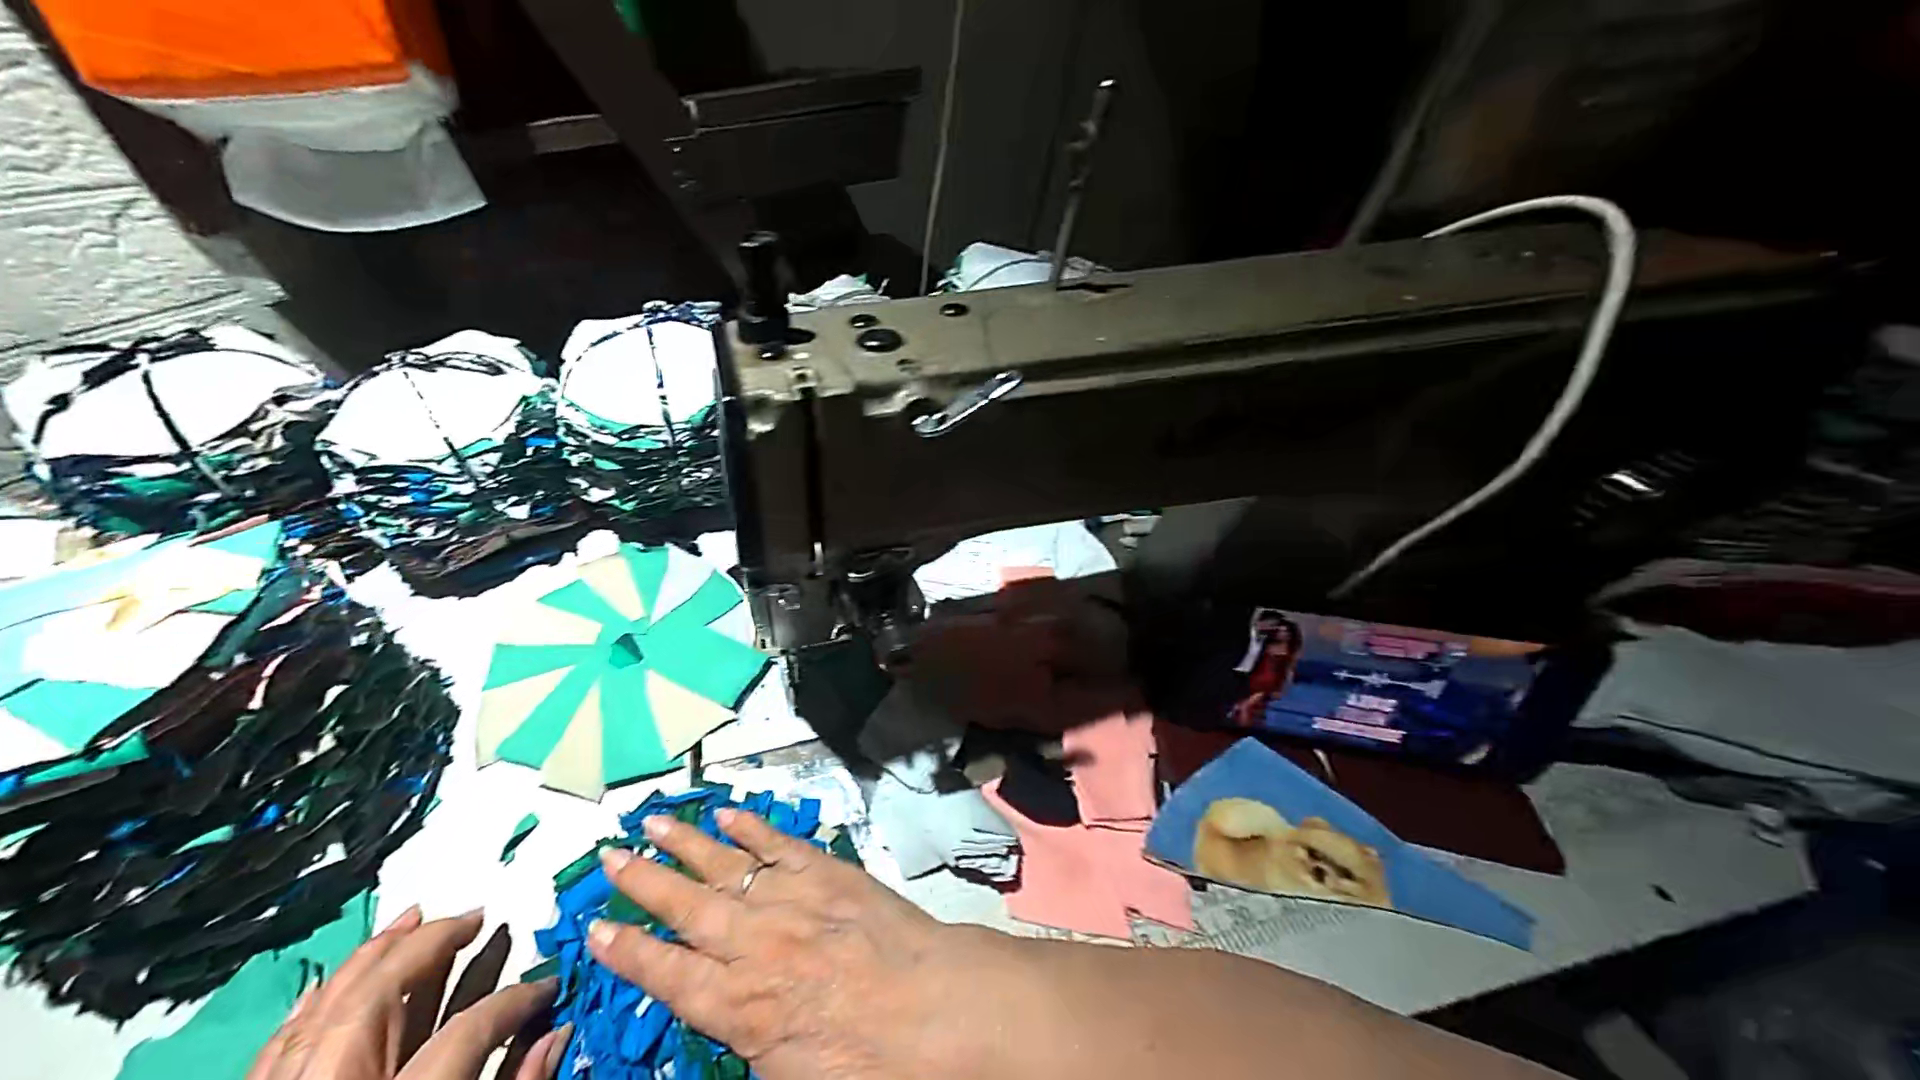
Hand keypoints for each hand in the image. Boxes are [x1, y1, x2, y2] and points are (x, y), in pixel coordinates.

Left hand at [247, 908, 567, 1079]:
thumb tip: (556, 1030)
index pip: (469, 1027)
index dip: (517, 999)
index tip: (547, 986)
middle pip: (379, 996)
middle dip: (431, 946)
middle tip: (475, 914)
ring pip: (323, 1011)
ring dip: (372, 957)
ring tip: (414, 915)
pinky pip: (274, 1051)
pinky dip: (307, 1009)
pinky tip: (330, 981)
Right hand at [587, 810, 1028, 1079]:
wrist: (929, 1006)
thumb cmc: (864, 1061)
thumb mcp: (787, 1073)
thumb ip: (745, 1034)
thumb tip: (722, 1010)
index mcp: (738, 1005)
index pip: (667, 974)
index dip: (628, 952)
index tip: (596, 928)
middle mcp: (753, 945)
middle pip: (686, 908)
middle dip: (643, 883)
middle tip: (609, 858)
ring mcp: (789, 900)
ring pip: (725, 866)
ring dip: (687, 844)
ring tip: (654, 823)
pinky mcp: (825, 871)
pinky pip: (778, 845)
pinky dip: (752, 827)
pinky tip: (728, 814)